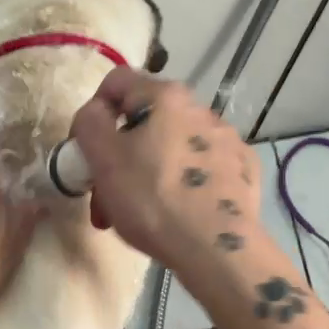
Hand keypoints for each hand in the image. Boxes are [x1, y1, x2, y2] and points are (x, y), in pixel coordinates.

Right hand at [70, 67, 263, 274]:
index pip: (116, 83)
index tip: (86, 152)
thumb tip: (93, 114)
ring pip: (172, 148)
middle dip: (119, 158)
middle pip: (145, 123)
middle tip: (106, 199)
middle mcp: (200, 108)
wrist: (215, 246)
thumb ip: (90, 126)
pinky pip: (201, 169)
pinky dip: (183, 185)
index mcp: (164, 98)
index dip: (92, 113)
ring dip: (148, 173)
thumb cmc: (151, 200)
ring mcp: (226, 139)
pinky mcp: (242, 169)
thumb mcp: (104, 161)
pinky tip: (178, 213)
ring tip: (140, 213)